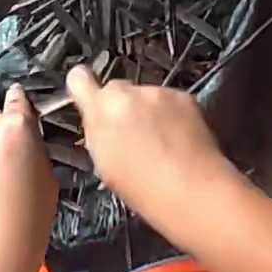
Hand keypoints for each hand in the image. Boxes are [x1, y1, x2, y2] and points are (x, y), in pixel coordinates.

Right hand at [65, 66, 239, 222]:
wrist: (193, 192)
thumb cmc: (146, 188)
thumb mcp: (103, 163)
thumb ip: (96, 130)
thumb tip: (96, 119)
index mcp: (100, 110)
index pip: (78, 78)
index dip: (83, 86)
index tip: (88, 95)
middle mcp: (126, 94)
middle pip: (115, 90)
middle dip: (120, 106)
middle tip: (130, 135)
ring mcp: (155, 93)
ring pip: (144, 96)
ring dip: (147, 111)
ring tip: (158, 143)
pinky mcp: (181, 95)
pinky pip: (168, 100)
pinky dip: (170, 114)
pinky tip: (175, 139)